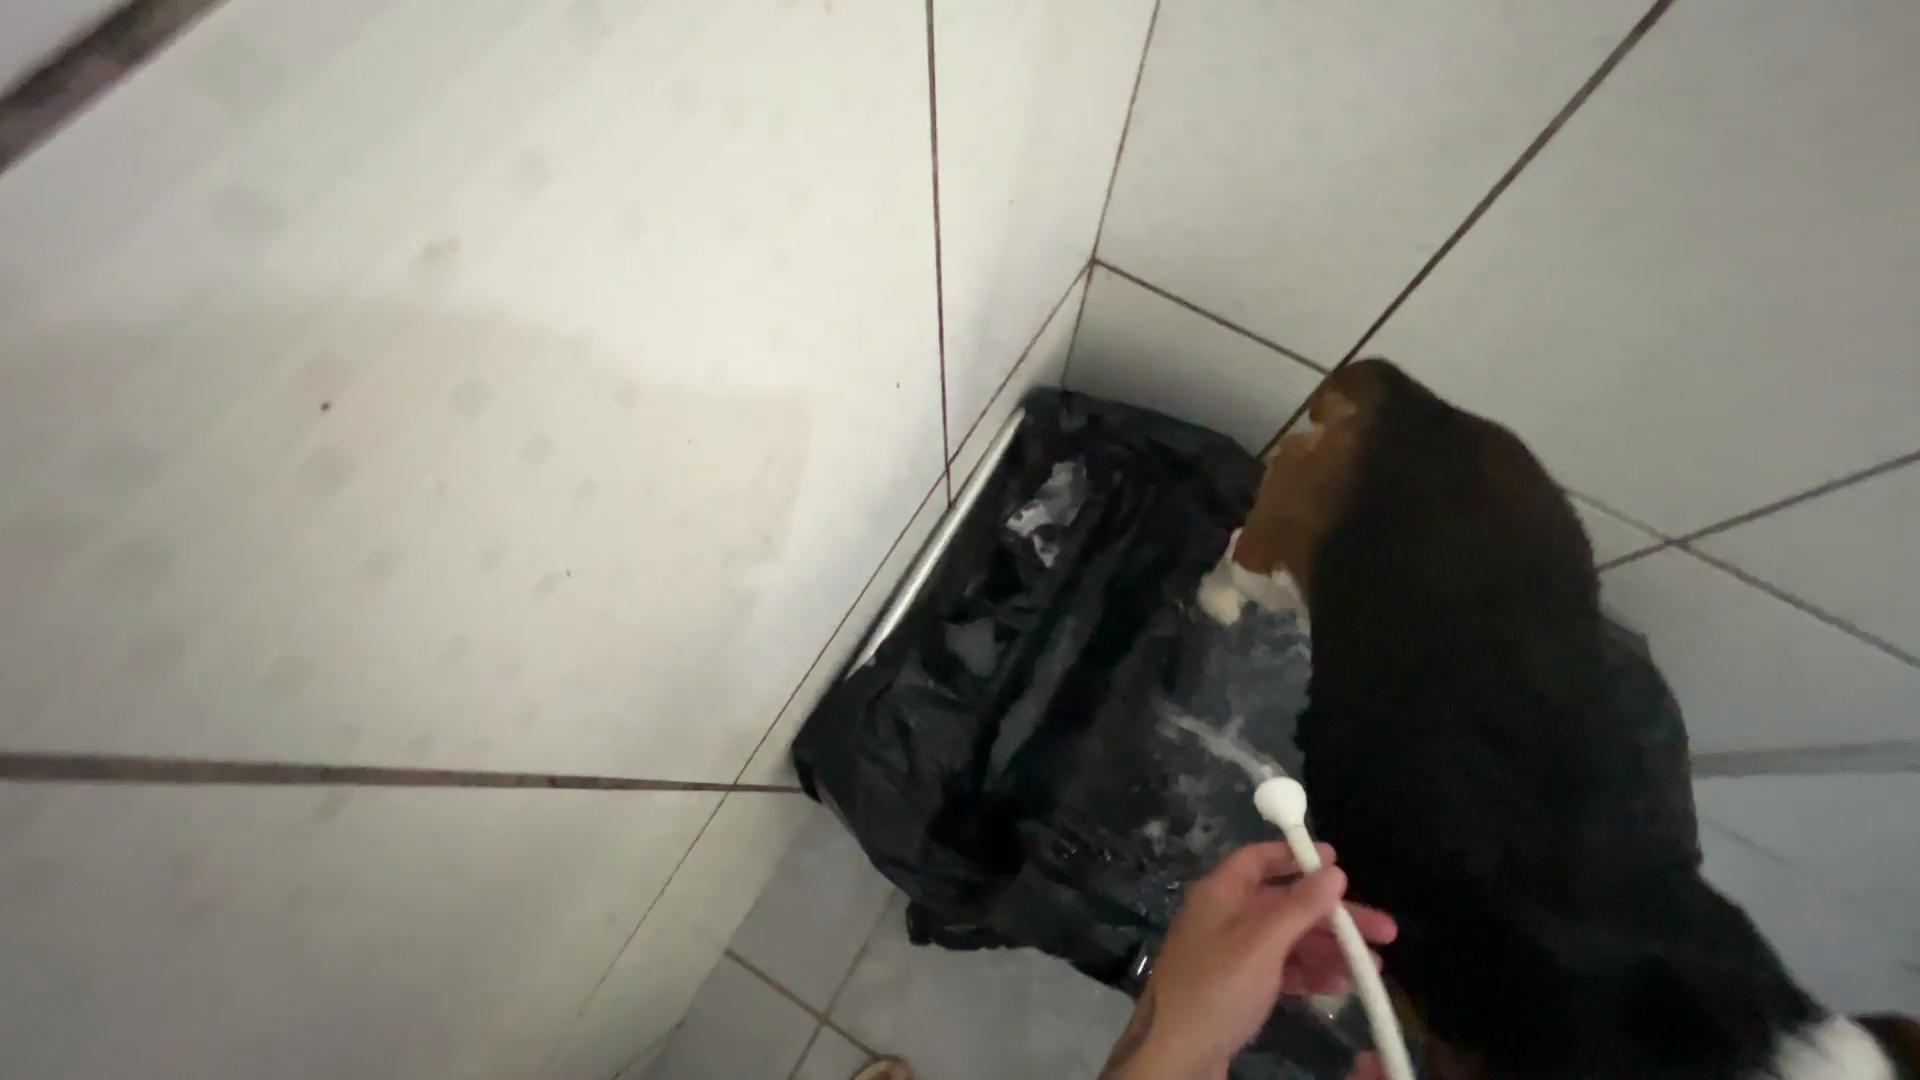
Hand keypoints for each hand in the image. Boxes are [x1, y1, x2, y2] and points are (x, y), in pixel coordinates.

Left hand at [1099, 841, 1396, 1078]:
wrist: (1176, 1053)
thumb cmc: (1216, 987)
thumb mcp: (1260, 943)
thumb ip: (1298, 906)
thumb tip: (1333, 870)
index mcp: (1220, 893)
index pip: (1257, 859)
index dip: (1294, 856)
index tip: (1336, 860)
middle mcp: (1224, 916)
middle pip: (1282, 902)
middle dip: (1329, 913)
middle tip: (1384, 929)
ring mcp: (1230, 953)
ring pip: (1285, 938)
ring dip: (1326, 946)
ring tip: (1374, 965)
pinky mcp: (1238, 987)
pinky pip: (1279, 969)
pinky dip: (1309, 973)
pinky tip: (1341, 985)